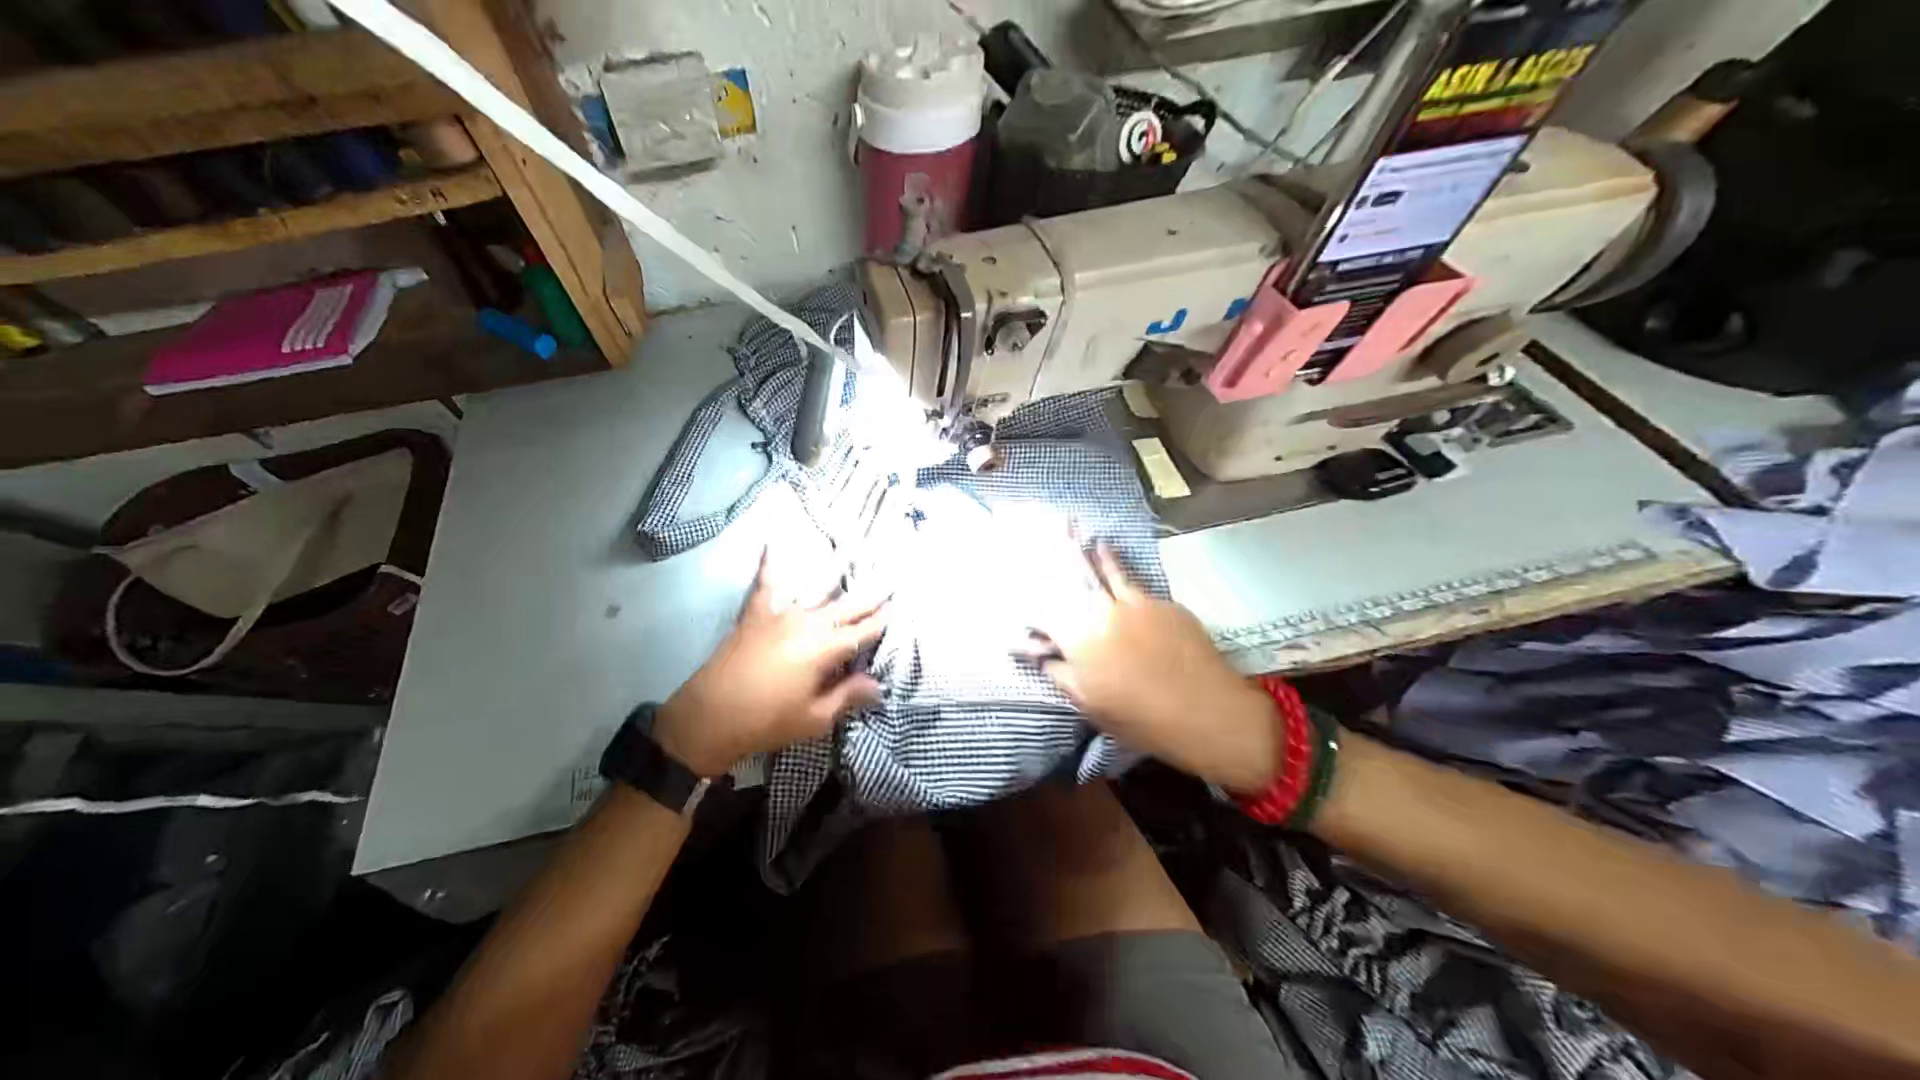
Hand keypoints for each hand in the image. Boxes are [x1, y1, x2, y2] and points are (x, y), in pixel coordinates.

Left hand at [654, 550, 887, 776]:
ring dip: (835, 570)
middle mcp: (807, 624)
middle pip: (845, 608)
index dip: (881, 621)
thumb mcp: (814, 718)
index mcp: (825, 650)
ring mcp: (780, 615)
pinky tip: (770, 543)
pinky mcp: (755, 615)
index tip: (897, 606)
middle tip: (889, 579)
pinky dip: (770, 564)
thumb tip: (878, 685)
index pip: (862, 632)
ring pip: (814, 589)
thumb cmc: (767, 722)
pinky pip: (765, 585)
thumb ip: (847, 696)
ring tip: (851, 549)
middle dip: (869, 596)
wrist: (709, 716)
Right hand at [1025, 545, 1281, 793]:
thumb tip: (1036, 652)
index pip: (1046, 612)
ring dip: (1093, 555)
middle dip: (1060, 561)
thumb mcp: (1089, 704)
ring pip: (1108, 573)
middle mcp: (1103, 613)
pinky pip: (1134, 583)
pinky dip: (1119, 567)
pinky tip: (1111, 553)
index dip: (1033, 600)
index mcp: (1079, 640)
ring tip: (1082, 536)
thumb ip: (1059, 673)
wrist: (1205, 712)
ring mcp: (1137, 604)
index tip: (1024, 587)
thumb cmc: (1140, 719)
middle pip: (1076, 582)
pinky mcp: (1164, 604)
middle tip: (1049, 539)